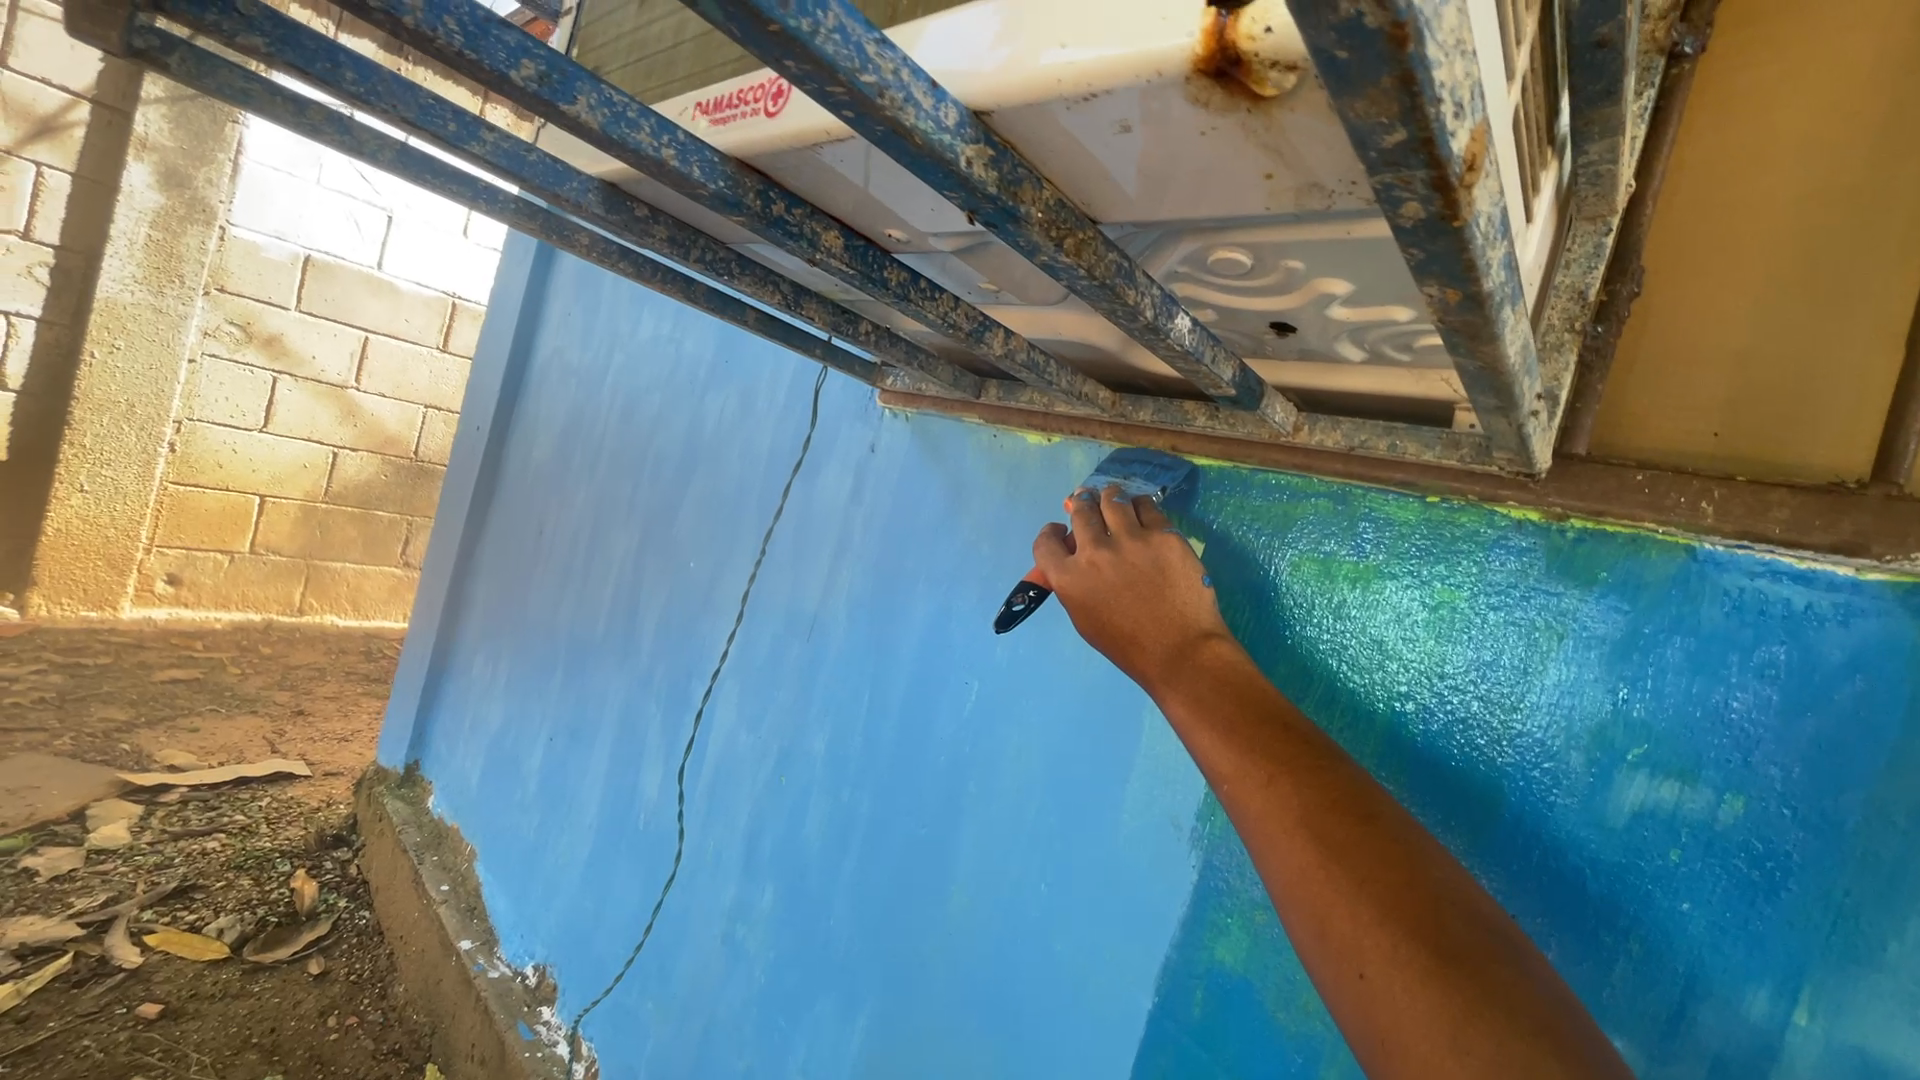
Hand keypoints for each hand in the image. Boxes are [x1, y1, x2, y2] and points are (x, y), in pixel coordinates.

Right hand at [1032, 485, 1236, 694]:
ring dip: (1108, 496)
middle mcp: (1095, 552)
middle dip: (1080, 503)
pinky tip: (1140, 510)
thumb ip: (1072, 584)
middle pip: (1081, 511)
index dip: (1051, 532)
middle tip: (1085, 502)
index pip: (1046, 542)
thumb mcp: (1084, 619)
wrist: (1180, 650)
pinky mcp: (1163, 535)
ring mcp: (1131, 540)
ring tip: (1111, 497)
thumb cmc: (1128, 645)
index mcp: (1069, 578)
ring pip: (1113, 499)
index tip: (1060, 530)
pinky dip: (1139, 505)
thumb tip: (1070, 558)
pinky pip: (1146, 506)